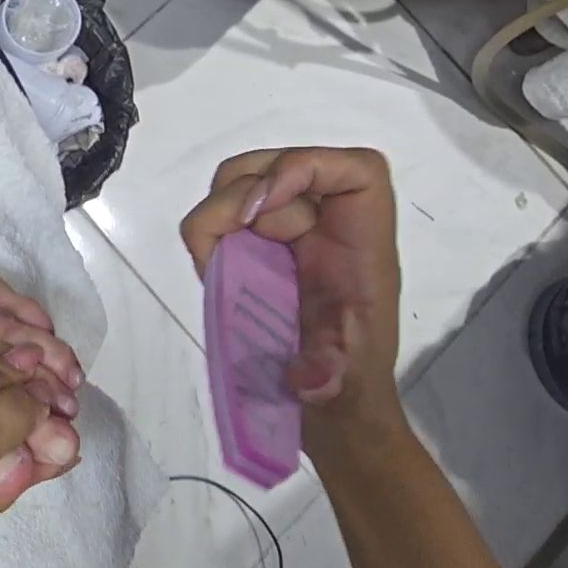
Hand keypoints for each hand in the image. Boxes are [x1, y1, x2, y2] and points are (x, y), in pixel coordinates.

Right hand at [178, 147, 405, 442]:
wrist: (321, 403)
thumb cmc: (341, 385)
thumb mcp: (342, 380)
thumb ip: (328, 373)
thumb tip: (308, 378)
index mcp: (361, 242)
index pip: (354, 170)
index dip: (303, 168)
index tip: (259, 210)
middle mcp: (325, 225)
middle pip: (281, 164)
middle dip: (245, 191)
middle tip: (231, 240)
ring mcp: (284, 233)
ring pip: (241, 182)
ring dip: (219, 214)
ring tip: (217, 260)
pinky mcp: (252, 245)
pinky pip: (220, 216)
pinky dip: (206, 233)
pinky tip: (212, 268)